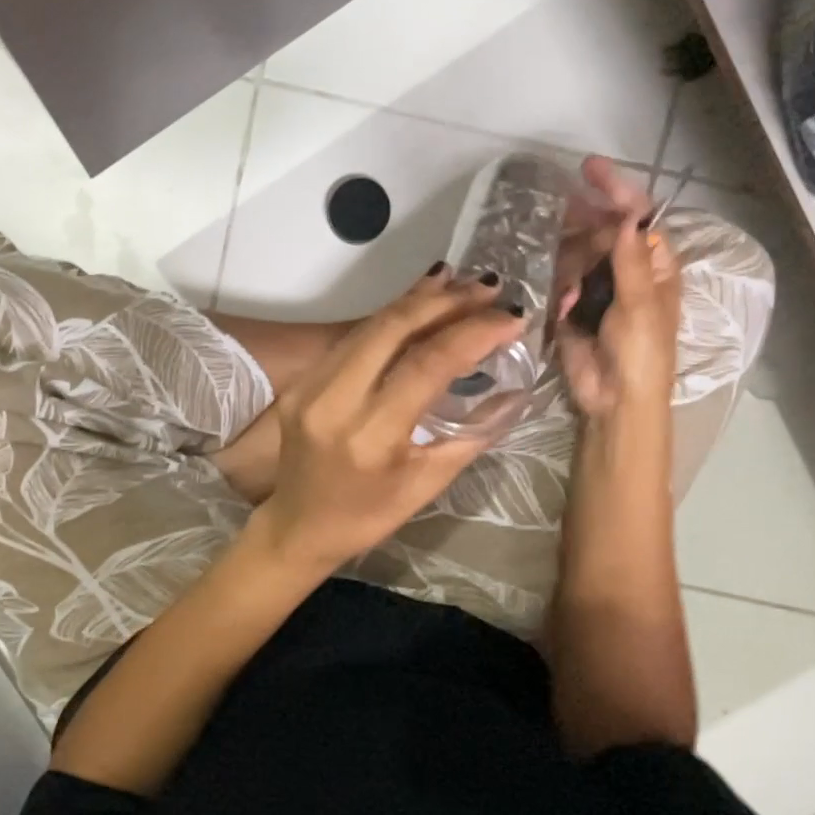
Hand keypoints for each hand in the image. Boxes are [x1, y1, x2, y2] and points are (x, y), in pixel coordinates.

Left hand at [247, 269, 523, 570]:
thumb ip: (472, 435)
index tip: (512, 317)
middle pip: (393, 329)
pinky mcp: (299, 384)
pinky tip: (418, 306)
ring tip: (461, 286)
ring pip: (368, 327)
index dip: (472, 333)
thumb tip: (516, 389)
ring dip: (417, 301)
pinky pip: (349, 341)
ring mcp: (309, 389)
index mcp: (370, 437)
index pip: (426, 365)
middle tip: (489, 288)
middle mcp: (333, 403)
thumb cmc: (368, 516)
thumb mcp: (427, 485)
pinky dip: (388, 319)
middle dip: (445, 302)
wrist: (297, 527)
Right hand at [557, 160, 682, 417]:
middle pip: (600, 233)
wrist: (615, 400)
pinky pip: (559, 287)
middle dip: (581, 229)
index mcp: (655, 266)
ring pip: (575, 259)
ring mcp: (597, 292)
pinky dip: (559, 295)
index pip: (636, 217)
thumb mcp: (641, 304)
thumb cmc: (642, 353)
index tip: (588, 169)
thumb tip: (628, 216)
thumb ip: (631, 260)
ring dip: (570, 271)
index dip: (615, 190)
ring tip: (572, 298)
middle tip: (557, 219)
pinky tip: (564, 310)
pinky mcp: (571, 313)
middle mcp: (626, 273)